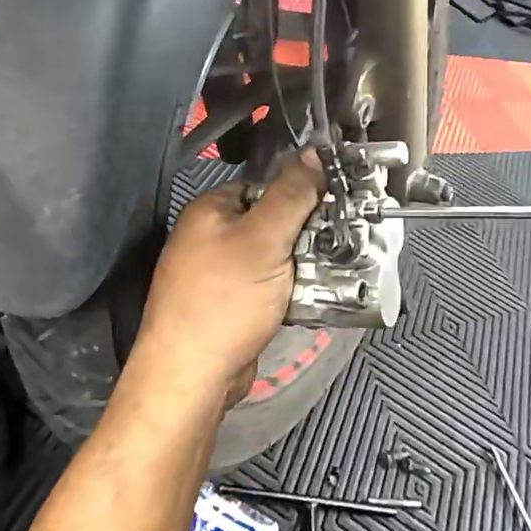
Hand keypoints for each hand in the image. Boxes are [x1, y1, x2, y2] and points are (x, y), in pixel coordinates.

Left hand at [130, 153, 325, 406]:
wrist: (192, 377)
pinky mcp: (231, 303)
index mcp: (211, 210)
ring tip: (329, 271)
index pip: (267, 186)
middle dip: (306, 234)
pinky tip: (309, 296)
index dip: (301, 196)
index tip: (333, 210)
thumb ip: (292, 195)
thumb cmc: (225, 301)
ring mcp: (219, 272)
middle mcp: (211, 236)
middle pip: (274, 220)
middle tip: (338, 244)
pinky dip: (290, 288)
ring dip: (302, 264)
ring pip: (276, 255)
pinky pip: (270, 284)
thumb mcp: (265, 239)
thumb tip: (315, 153)